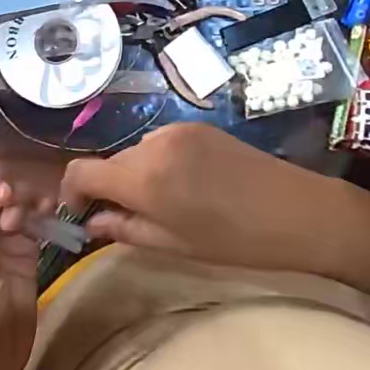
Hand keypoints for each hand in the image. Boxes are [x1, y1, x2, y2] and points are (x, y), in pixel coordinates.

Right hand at [60, 123, 343, 273]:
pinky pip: (161, 142)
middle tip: (127, 217)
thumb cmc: (235, 240)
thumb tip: (94, 222)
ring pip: (136, 151)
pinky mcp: (198, 125)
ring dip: (136, 174)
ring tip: (164, 202)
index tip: (82, 213)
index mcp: (143, 177)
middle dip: (109, 187)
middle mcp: (154, 144)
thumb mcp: (173, 245)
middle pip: (110, 161)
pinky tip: (186, 183)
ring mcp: (178, 130)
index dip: (73, 193)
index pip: (81, 171)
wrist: (296, 211)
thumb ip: (125, 229)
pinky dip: (159, 161)